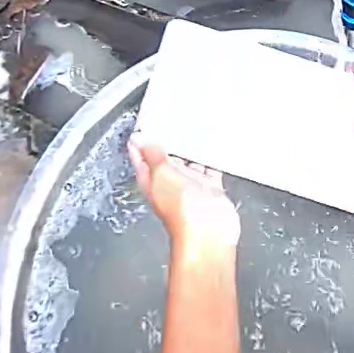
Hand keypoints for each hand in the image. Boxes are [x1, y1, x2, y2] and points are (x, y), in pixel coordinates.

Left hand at [129, 137, 240, 255]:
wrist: (208, 232)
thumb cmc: (181, 209)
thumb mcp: (162, 174)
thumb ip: (153, 155)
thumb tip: (139, 139)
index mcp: (152, 180)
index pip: (141, 157)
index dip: (140, 142)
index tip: (142, 126)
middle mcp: (170, 183)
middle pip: (166, 158)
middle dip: (168, 141)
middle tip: (171, 120)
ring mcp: (190, 186)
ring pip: (189, 162)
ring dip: (191, 148)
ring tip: (194, 126)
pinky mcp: (210, 189)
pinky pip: (210, 169)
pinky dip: (212, 158)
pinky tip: (214, 146)